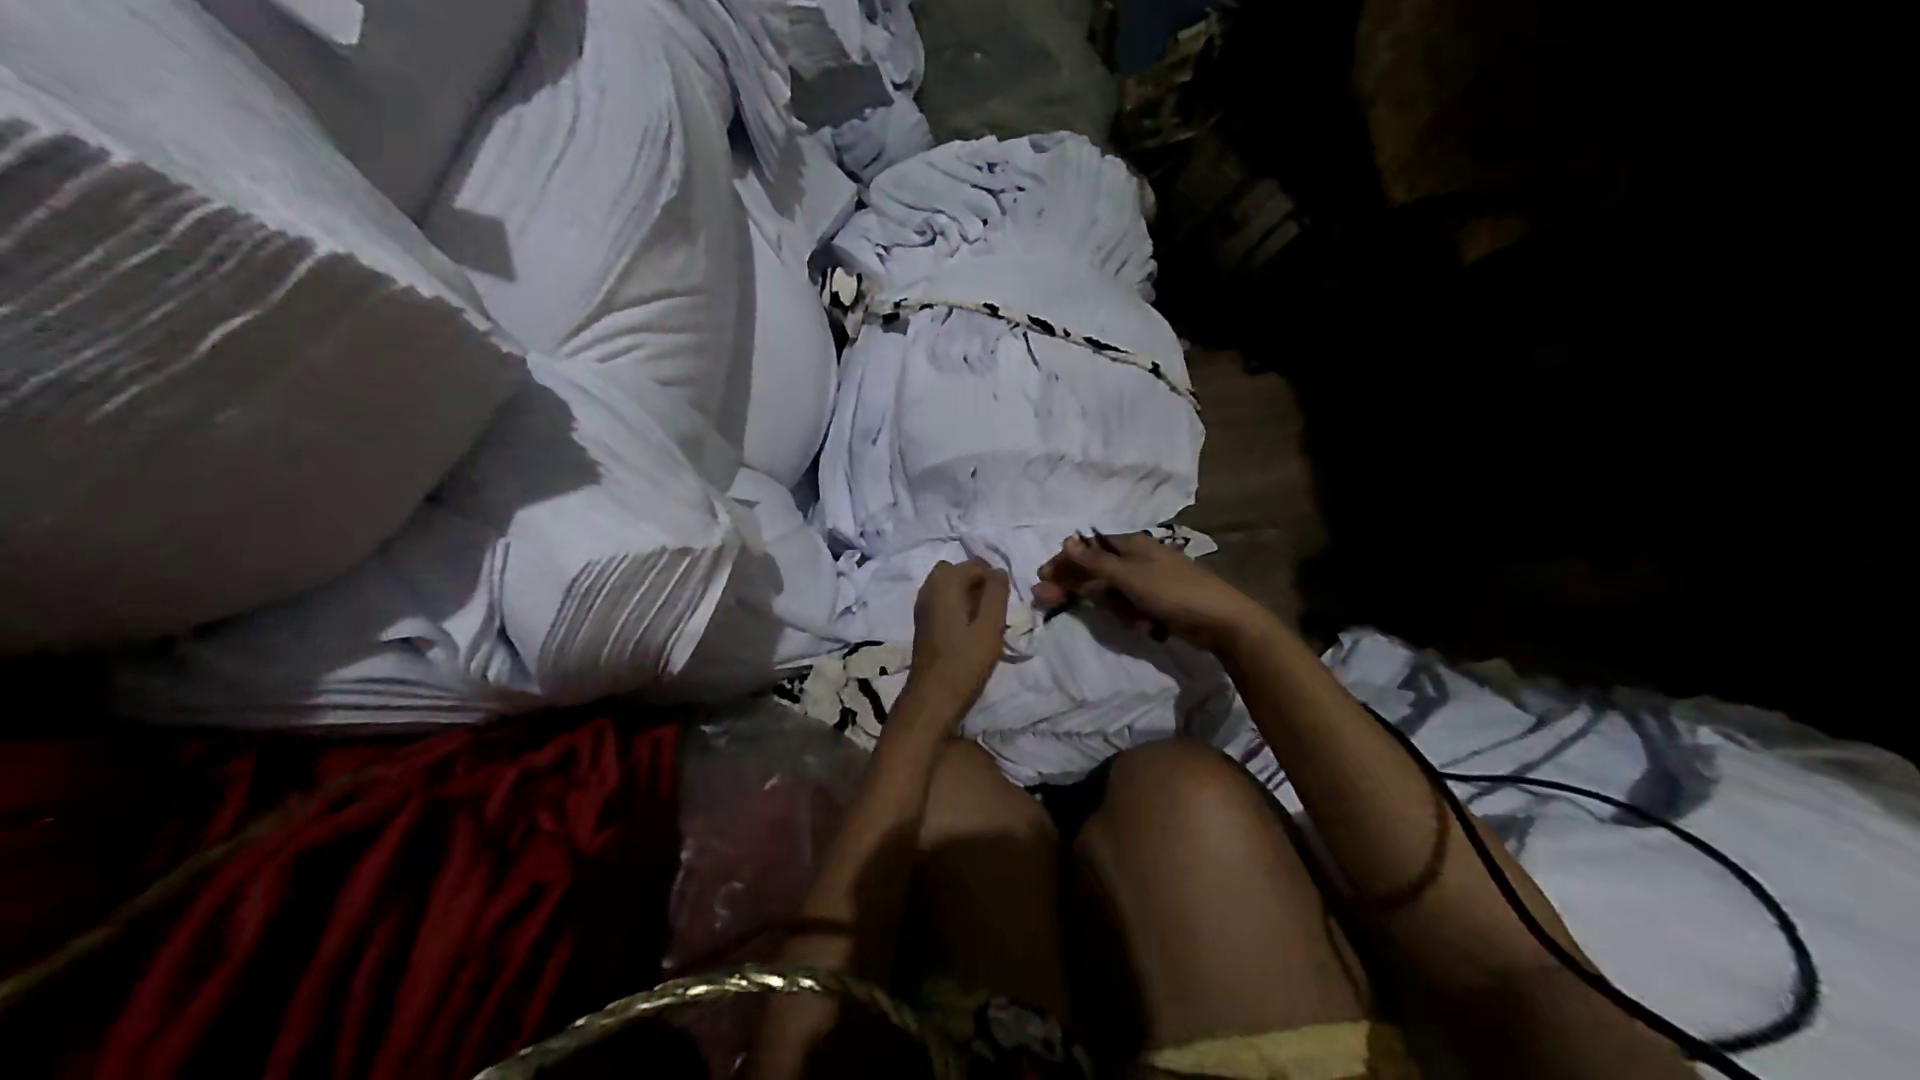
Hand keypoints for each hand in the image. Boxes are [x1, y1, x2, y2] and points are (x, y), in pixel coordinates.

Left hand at [907, 559, 1011, 714]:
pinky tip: (968, 629)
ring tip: (983, 619)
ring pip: (948, 585)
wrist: (932, 697)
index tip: (1002, 605)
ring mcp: (922, 606)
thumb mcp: (990, 626)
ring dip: (966, 594)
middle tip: (993, 608)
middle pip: (957, 570)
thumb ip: (996, 594)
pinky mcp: (922, 622)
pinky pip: (941, 600)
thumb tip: (998, 571)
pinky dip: (956, 605)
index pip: (975, 565)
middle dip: (977, 582)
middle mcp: (929, 589)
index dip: (993, 580)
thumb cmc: (965, 662)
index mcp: (944, 584)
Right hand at [1033, 533, 1272, 653]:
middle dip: (1077, 586)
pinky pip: (1133, 608)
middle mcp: (1138, 558)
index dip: (1063, 562)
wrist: (1222, 621)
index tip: (1042, 578)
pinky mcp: (1159, 602)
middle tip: (1048, 599)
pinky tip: (1150, 628)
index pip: (1087, 548)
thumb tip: (1067, 540)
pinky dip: (1137, 619)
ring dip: (1118, 610)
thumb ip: (1095, 561)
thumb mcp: (1129, 577)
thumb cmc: (1174, 592)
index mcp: (1132, 544)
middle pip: (1096, 570)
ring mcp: (1149, 580)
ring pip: (1114, 594)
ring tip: (1136, 622)